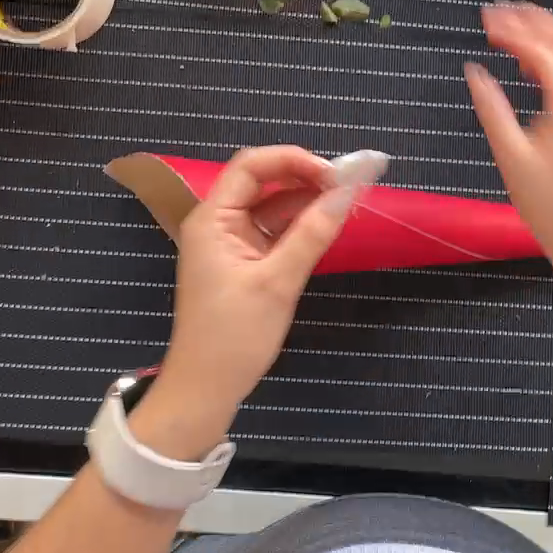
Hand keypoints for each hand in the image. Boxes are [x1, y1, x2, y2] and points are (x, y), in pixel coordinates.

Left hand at [144, 146, 366, 456]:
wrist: (205, 392)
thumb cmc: (233, 336)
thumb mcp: (277, 283)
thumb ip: (312, 235)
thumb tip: (347, 194)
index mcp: (212, 219)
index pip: (251, 166)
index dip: (292, 160)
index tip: (332, 174)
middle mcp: (219, 222)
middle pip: (263, 181)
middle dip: (304, 177)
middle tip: (346, 185)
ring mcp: (232, 241)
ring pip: (272, 205)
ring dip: (307, 201)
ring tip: (346, 201)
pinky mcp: (245, 261)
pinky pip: (275, 229)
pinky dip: (301, 224)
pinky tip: (328, 223)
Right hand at [466, 3, 552, 279]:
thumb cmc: (548, 205)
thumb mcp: (511, 156)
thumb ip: (492, 109)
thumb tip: (474, 71)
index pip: (541, 51)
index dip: (512, 31)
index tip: (484, 20)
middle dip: (535, 21)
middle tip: (501, 12)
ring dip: (548, 37)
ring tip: (512, 31)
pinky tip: (531, 67)